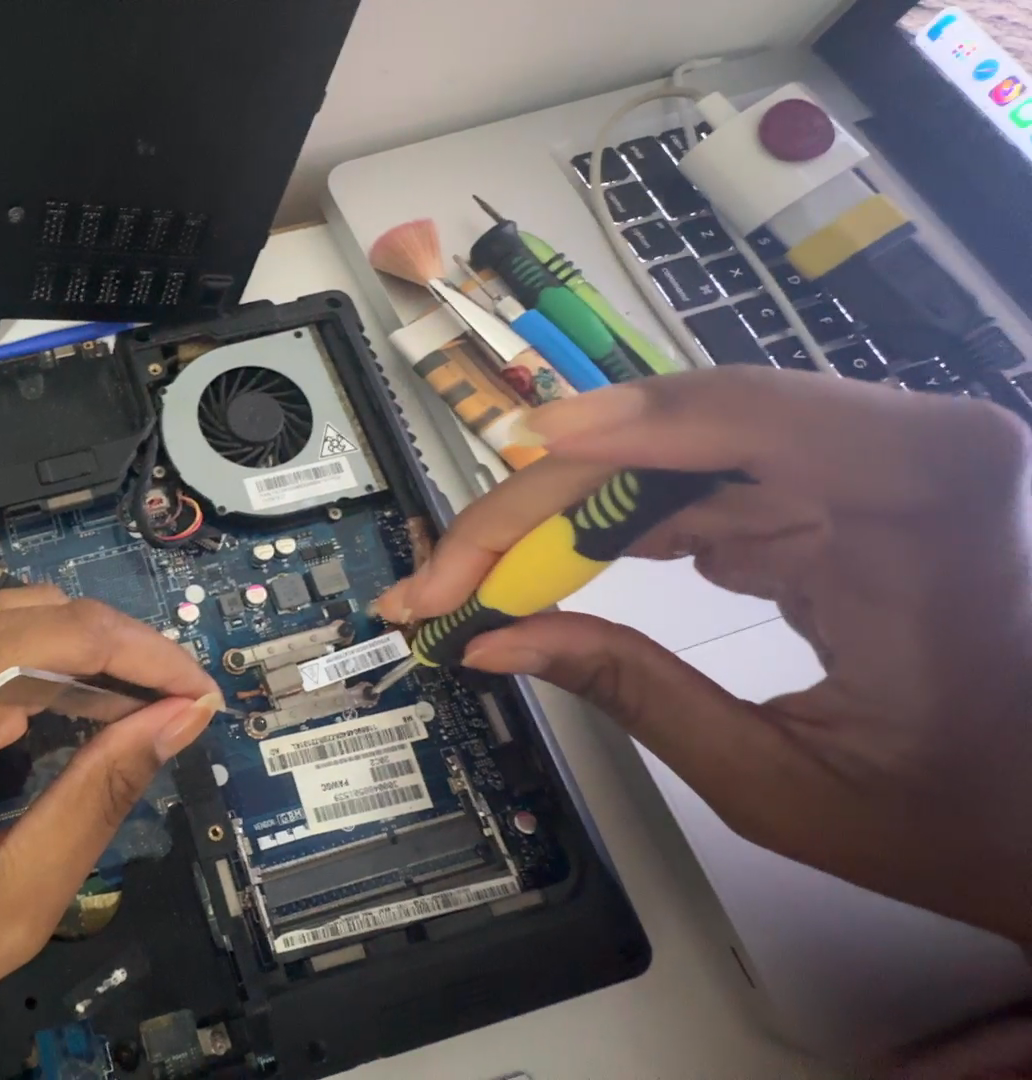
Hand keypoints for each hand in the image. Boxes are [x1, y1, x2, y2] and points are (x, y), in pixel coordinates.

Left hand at [0, 586, 219, 1076]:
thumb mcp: (12, 899)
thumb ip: (101, 794)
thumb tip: (176, 719)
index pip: (69, 633)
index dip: (150, 656)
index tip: (201, 696)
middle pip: (42, 613)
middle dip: (121, 655)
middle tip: (173, 712)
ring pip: (9, 617)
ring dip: (78, 658)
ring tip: (130, 716)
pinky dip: (29, 665)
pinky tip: (61, 712)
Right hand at [377, 368, 1031, 945]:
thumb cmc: (968, 824)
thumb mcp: (780, 781)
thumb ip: (629, 691)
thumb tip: (487, 640)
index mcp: (928, 514)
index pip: (752, 421)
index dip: (626, 420)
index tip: (519, 444)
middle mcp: (888, 466)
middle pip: (665, 447)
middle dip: (536, 510)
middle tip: (440, 579)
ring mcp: (843, 479)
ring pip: (651, 466)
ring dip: (545, 523)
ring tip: (464, 582)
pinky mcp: (808, 503)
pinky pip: (672, 495)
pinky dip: (590, 534)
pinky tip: (531, 575)